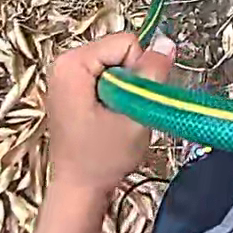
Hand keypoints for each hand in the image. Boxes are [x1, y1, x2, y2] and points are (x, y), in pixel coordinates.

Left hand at [46, 31, 175, 197]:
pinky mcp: (74, 84)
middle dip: (132, 77)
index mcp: (72, 64)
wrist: (80, 190)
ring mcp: (67, 73)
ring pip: (120, 60)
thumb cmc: (103, 158)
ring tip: (116, 115)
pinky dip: (118, 89)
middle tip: (123, 110)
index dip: (138, 71)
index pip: (127, 43)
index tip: (128, 101)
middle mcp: (65, 61)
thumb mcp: (135, 114)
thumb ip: (151, 74)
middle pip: (122, 49)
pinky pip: (111, 71)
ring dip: (127, 85)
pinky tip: (110, 114)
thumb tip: (167, 42)